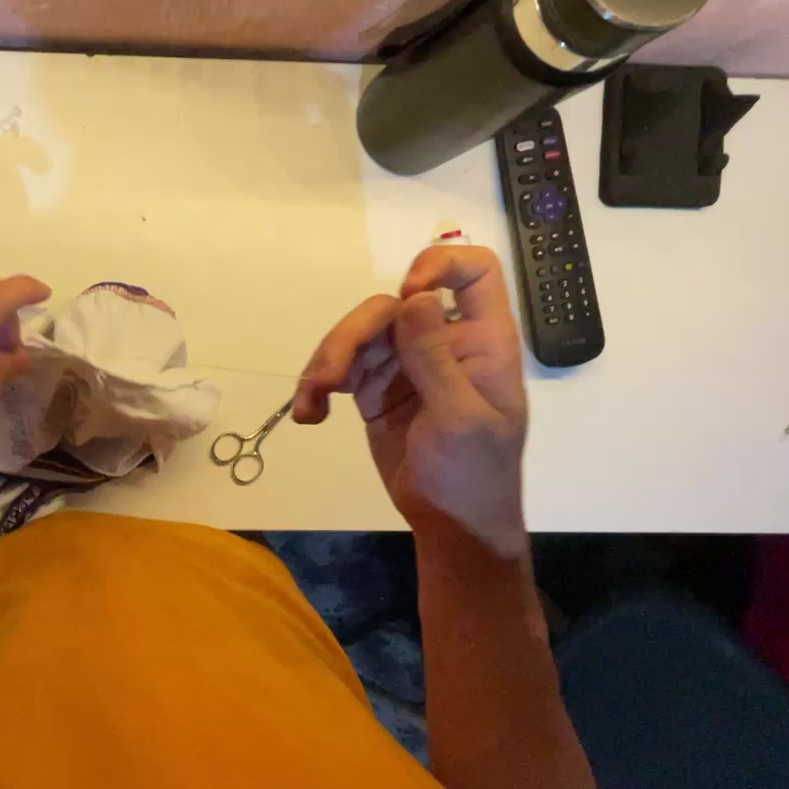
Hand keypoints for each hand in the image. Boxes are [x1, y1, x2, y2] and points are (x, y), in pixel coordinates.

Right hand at [293, 242, 528, 557]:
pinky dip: (316, 389)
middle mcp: (440, 342)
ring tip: (310, 404)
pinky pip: (339, 371)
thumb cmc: (474, 473)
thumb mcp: (461, 418)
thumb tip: (416, 297)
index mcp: (480, 340)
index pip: (473, 274)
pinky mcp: (373, 389)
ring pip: (356, 336)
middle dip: (350, 336)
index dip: (440, 266)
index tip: (405, 294)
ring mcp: (404, 365)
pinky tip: (309, 415)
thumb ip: (436, 358)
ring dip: (324, 364)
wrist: (449, 523)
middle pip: (389, 306)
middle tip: (327, 378)